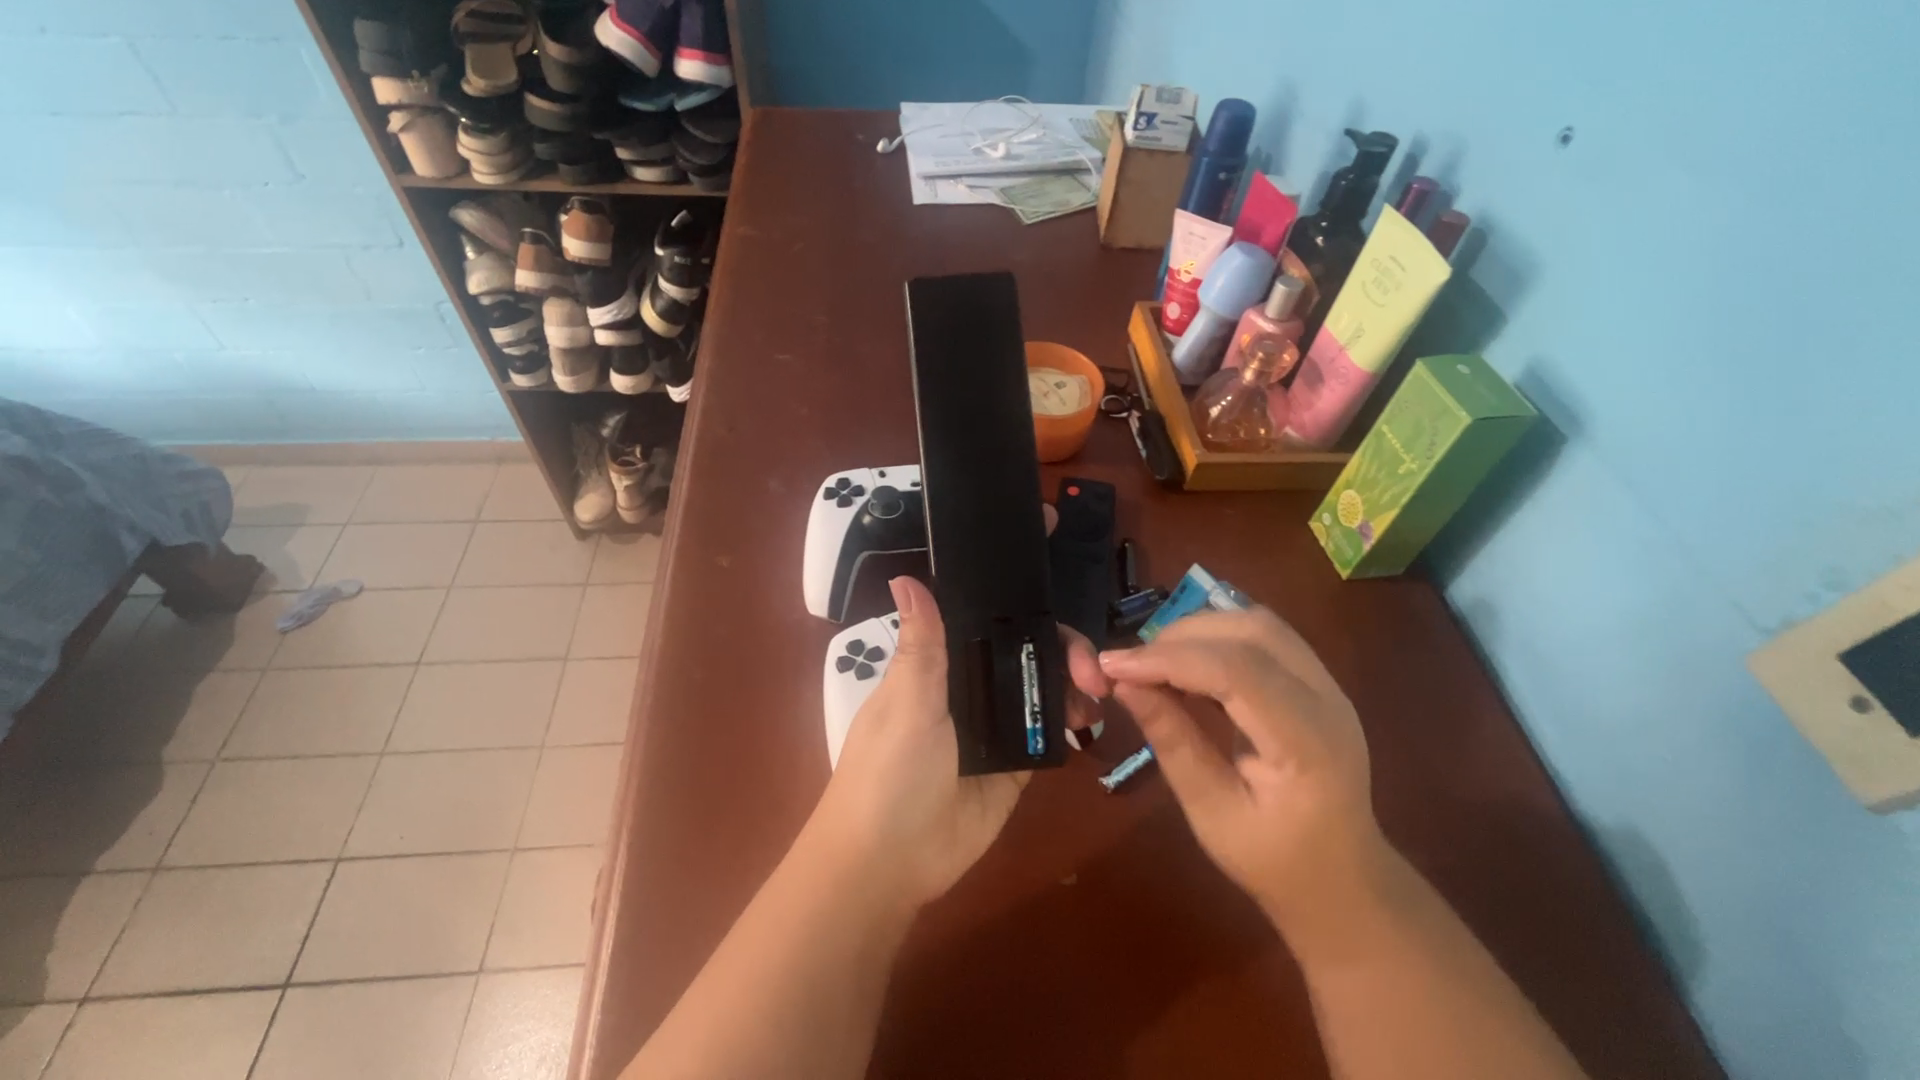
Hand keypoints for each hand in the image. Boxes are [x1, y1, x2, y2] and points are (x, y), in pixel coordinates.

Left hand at [811, 576, 1106, 907]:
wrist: (890, 861)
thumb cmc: (890, 772)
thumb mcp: (905, 702)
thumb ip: (922, 645)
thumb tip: (905, 577)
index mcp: (935, 669)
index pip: (987, 625)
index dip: (1023, 613)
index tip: (1056, 615)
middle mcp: (966, 693)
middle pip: (1023, 656)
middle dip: (1062, 652)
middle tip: (1091, 671)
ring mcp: (993, 731)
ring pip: (1039, 691)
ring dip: (1071, 685)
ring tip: (1096, 695)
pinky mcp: (1014, 767)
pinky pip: (1047, 734)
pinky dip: (1070, 722)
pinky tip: (1089, 719)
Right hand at [1097, 608, 1387, 927]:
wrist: (1343, 881)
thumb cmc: (1274, 861)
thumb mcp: (1211, 812)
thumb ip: (1172, 742)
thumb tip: (1124, 685)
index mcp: (1306, 742)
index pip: (1235, 670)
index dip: (1168, 659)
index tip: (1111, 665)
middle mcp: (1327, 699)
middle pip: (1251, 632)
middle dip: (1180, 636)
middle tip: (1129, 665)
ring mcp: (1329, 686)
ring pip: (1259, 624)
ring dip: (1200, 631)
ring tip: (1154, 662)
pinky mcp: (1318, 683)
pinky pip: (1266, 639)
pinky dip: (1219, 640)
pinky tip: (1187, 668)